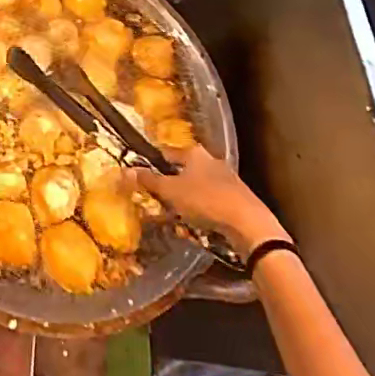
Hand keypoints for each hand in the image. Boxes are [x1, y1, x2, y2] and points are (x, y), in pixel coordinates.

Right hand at [130, 146, 289, 255]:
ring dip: (188, 195)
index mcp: (194, 153)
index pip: (168, 151)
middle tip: (159, 195)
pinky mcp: (238, 197)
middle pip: (185, 167)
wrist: (249, 224)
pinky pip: (212, 199)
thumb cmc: (206, 201)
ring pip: (199, 184)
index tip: (143, 171)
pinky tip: (198, 221)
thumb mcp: (171, 192)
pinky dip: (203, 207)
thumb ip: (149, 181)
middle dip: (172, 180)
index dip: (154, 160)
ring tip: (176, 211)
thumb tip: (125, 170)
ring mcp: (227, 178)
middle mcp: (211, 160)